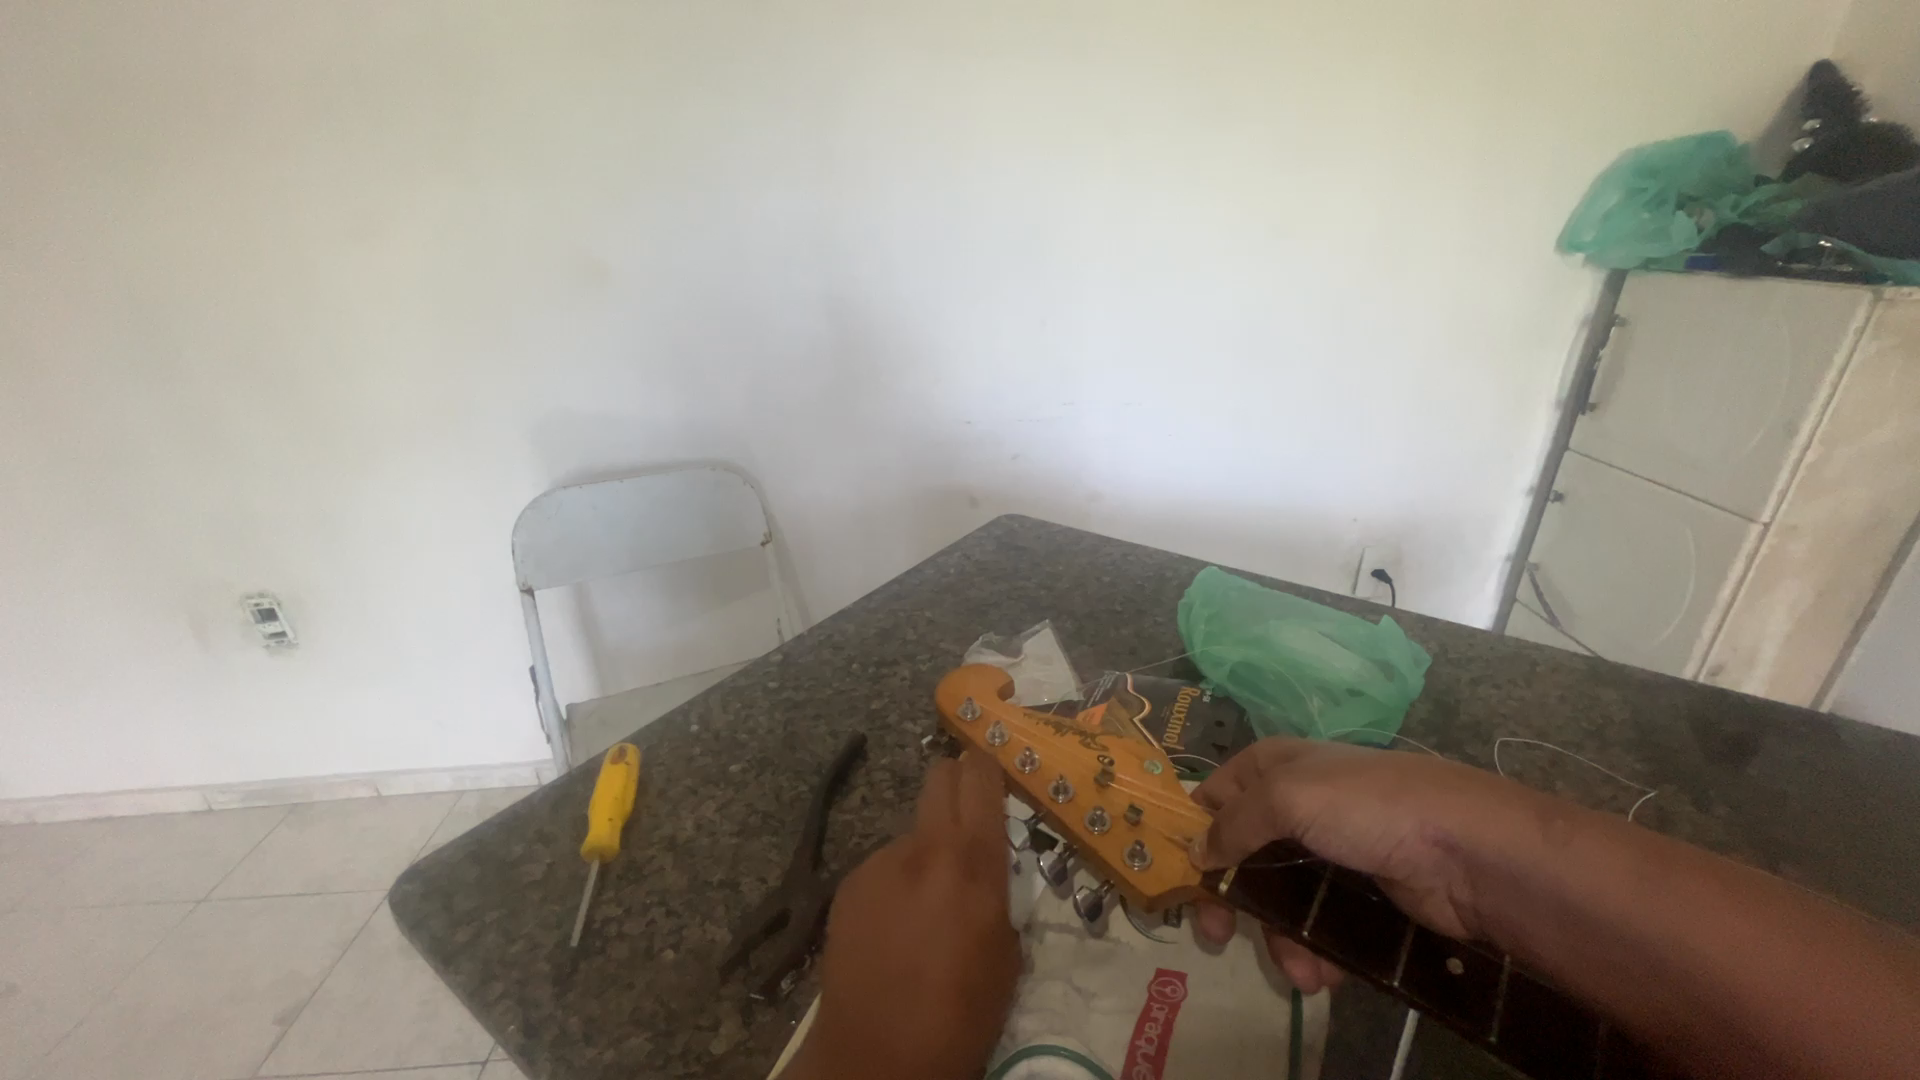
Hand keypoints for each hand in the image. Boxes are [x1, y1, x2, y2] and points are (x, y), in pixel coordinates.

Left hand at [788, 751, 1019, 1079]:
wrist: (876, 1056)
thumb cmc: (961, 1015)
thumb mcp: (1006, 955)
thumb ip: (997, 894)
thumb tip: (985, 870)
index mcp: (971, 862)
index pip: (979, 778)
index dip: (988, 764)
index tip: (993, 768)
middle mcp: (924, 846)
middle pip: (939, 777)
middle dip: (955, 783)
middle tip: (965, 815)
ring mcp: (880, 861)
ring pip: (912, 832)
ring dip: (924, 851)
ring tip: (923, 906)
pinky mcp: (849, 883)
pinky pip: (884, 866)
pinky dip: (895, 882)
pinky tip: (891, 927)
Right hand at [1187, 738, 1538, 992]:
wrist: (1469, 851)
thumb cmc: (1365, 807)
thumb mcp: (1285, 798)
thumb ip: (1232, 824)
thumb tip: (1195, 853)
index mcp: (1272, 767)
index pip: (1214, 796)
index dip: (1193, 833)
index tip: (1181, 879)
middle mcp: (1294, 805)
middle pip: (1240, 853)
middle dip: (1230, 899)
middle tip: (1217, 936)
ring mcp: (1329, 851)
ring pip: (1278, 897)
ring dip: (1277, 938)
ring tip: (1298, 972)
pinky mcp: (1359, 894)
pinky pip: (1317, 925)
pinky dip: (1313, 950)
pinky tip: (1322, 973)